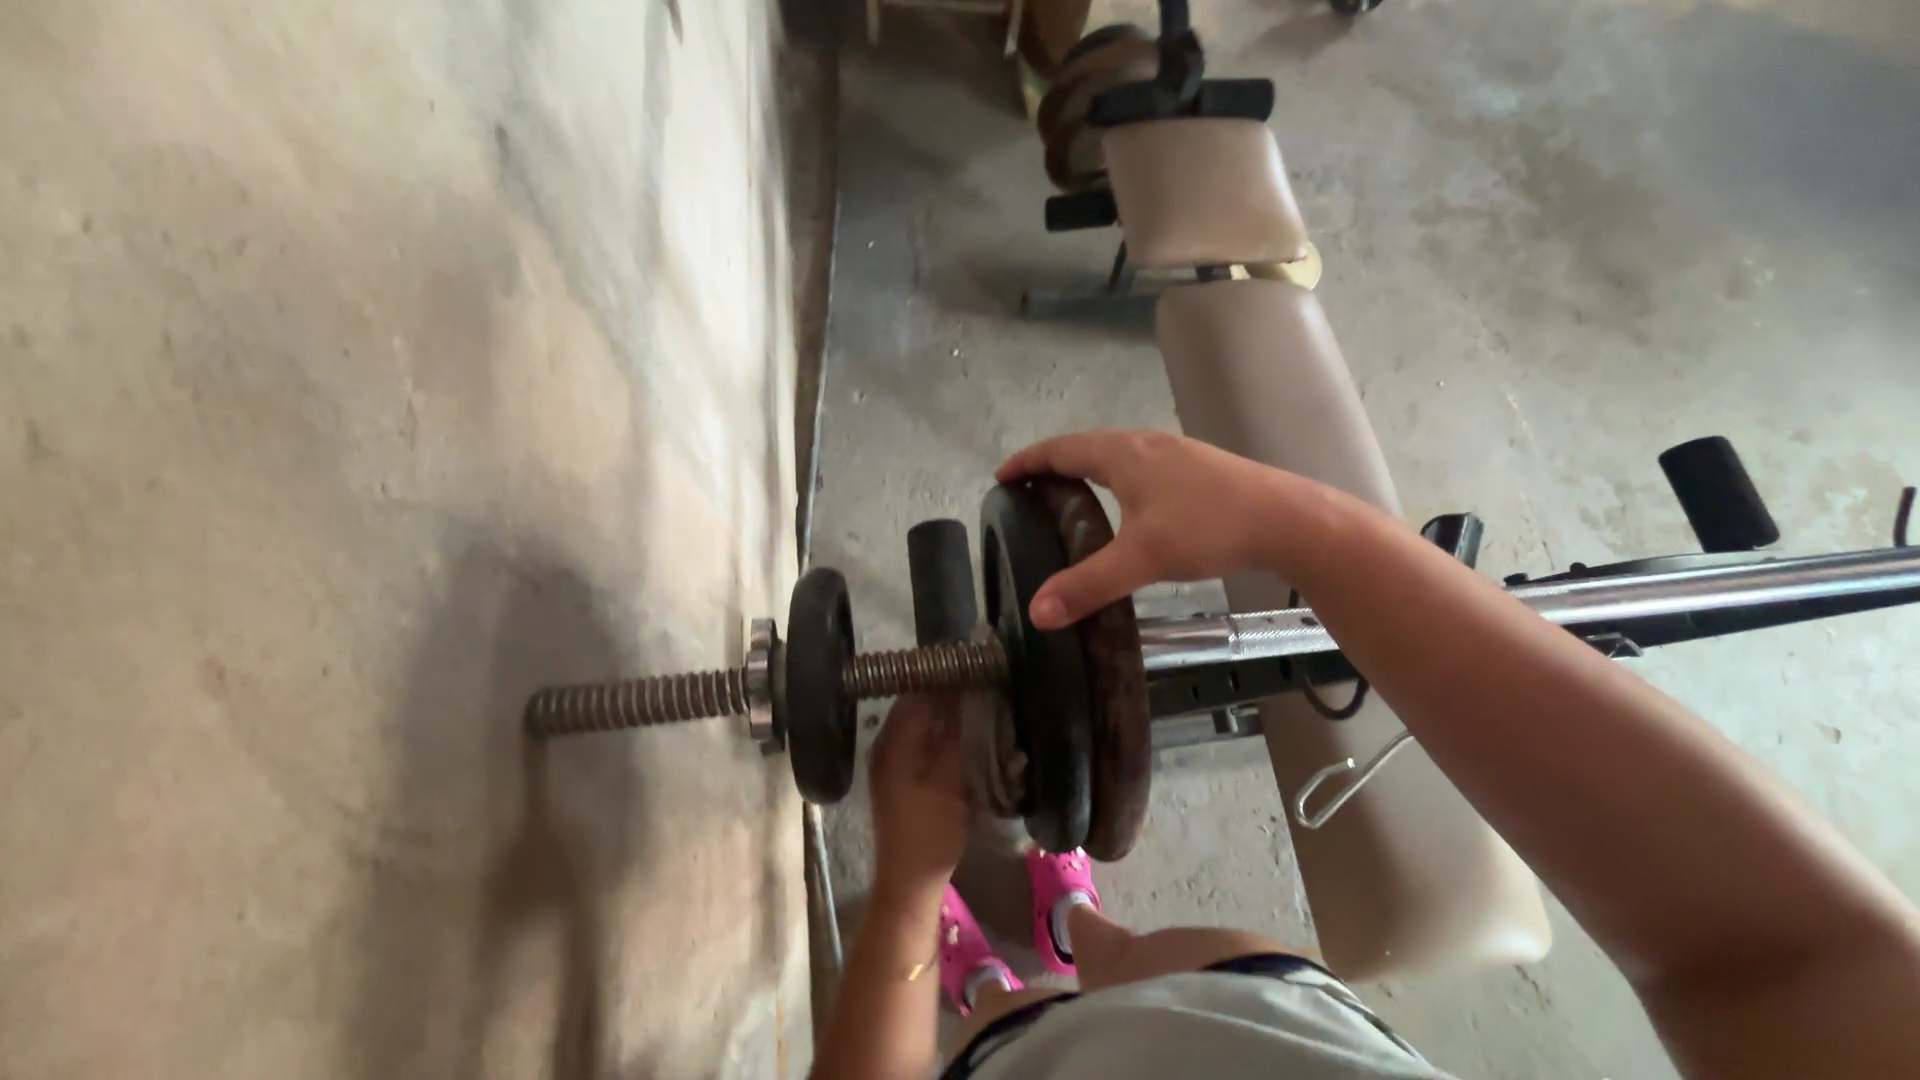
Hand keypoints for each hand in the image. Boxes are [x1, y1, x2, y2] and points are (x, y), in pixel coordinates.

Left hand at [868, 695, 969, 899]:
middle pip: (916, 702)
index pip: (918, 691)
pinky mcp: (898, 774)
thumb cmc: (932, 831)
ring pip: (919, 720)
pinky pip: (919, 737)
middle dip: (947, 691)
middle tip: (982, 681)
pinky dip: (940, 729)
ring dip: (945, 710)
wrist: (909, 880)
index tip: (976, 666)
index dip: (946, 676)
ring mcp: (889, 759)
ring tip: (979, 701)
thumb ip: (958, 732)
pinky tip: (963, 731)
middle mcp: (885, 744)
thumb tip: (968, 692)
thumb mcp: (952, 779)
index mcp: (893, 742)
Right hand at [997, 429, 1317, 628]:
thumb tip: (1036, 612)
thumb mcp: (1142, 558)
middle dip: (1052, 463)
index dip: (1027, 461)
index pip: (1060, 449)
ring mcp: (1175, 454)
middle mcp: (1145, 444)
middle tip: (1028, 490)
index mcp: (1123, 454)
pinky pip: (1139, 465)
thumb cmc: (1209, 528)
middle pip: (1086, 445)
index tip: (1000, 476)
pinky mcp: (1197, 469)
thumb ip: (1088, 585)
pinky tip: (1126, 508)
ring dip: (1085, 469)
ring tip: (1068, 497)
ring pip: (1116, 454)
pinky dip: (1114, 479)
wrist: (1287, 519)